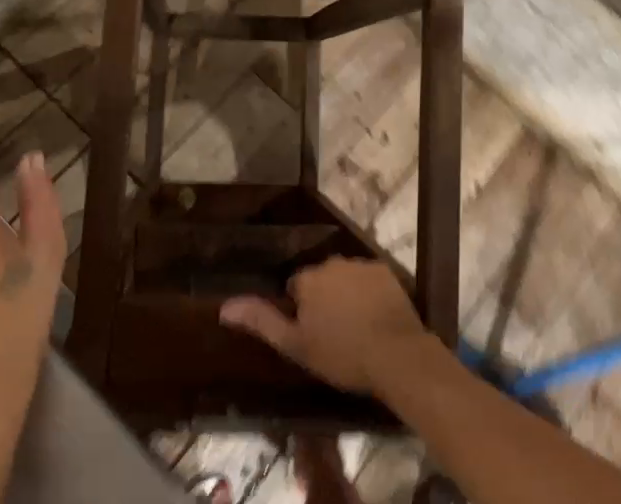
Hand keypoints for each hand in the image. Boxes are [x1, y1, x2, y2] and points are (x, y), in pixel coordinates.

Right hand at [218, 257, 431, 394]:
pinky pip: (370, 280)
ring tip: (358, 329)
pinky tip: (376, 318)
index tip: (313, 336)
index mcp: (308, 279)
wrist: (397, 356)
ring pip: (346, 279)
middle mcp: (333, 263)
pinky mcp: (388, 272)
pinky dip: (370, 294)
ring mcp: (363, 265)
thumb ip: (261, 321)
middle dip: (324, 300)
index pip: (295, 288)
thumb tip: (224, 307)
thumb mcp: (295, 344)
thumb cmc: (341, 354)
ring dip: (347, 295)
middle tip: (335, 335)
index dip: (301, 313)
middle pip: (321, 280)